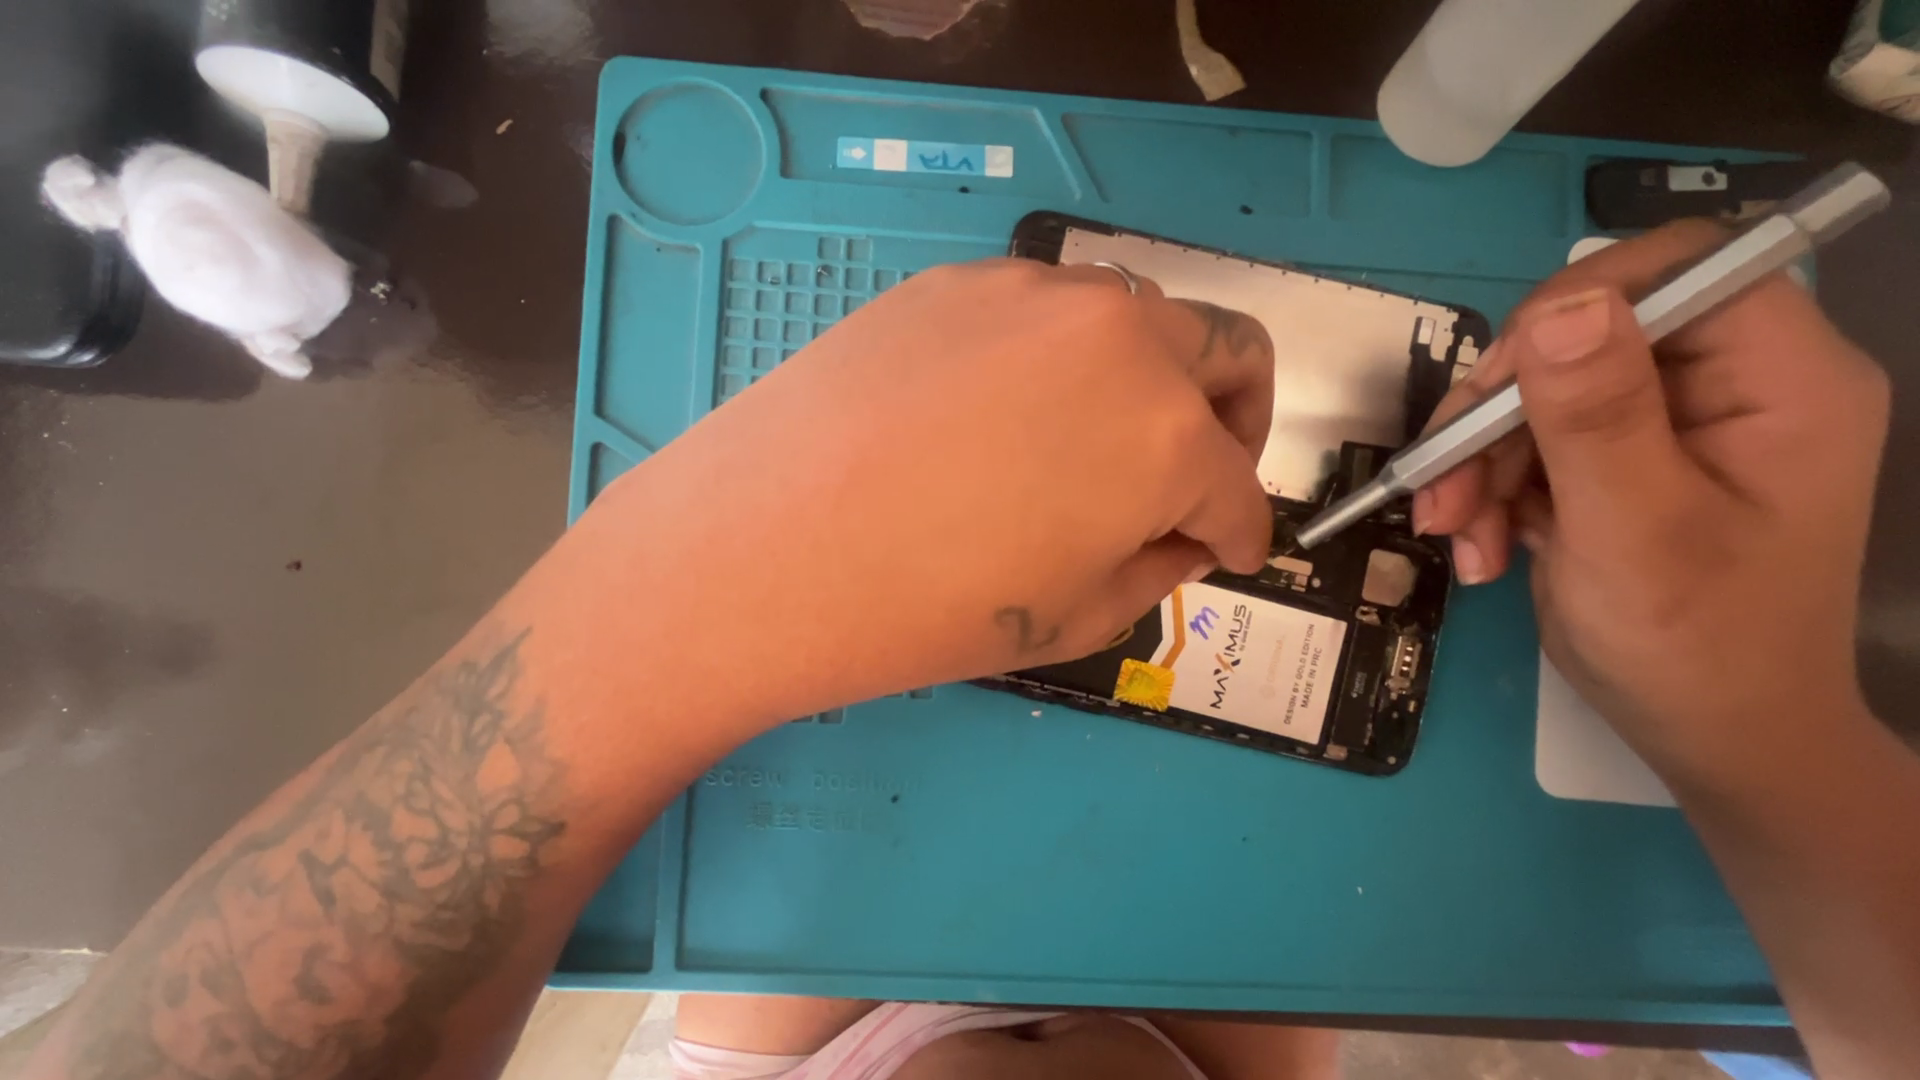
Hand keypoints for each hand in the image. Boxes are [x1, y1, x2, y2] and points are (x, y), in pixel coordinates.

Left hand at [590, 258, 1274, 723]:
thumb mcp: (1071, 620)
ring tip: (1087, 448)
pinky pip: (1045, 315)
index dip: (1240, 532)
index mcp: (1164, 437)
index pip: (1238, 488)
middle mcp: (1119, 339)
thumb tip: (1186, 534)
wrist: (758, 549)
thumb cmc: (923, 611)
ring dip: (1149, 382)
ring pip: (1140, 319)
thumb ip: (1158, 568)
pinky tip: (998, 416)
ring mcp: (1034, 295)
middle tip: (1190, 480)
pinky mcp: (958, 282)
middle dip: (1235, 423)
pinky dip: (1059, 363)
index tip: (1225, 551)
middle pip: (1231, 354)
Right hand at [1415, 221, 1888, 781]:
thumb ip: (1597, 418)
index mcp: (1777, 381)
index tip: (1499, 383)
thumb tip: (1559, 308)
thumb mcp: (1635, 531)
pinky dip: (1485, 493)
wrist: (1701, 733)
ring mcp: (1658, 427)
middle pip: (1580, 340)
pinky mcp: (1608, 464)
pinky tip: (1479, 548)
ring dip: (1476, 467)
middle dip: (1495, 416)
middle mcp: (1721, 387)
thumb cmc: (1693, 643)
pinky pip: (1523, 445)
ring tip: (1456, 536)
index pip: (1682, 272)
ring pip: (1533, 397)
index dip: (1579, 304)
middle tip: (1444, 486)